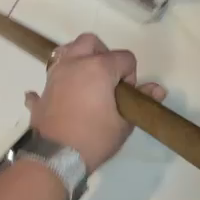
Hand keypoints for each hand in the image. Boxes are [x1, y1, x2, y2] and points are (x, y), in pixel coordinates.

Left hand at [25, 33, 166, 171]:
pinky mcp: (42, 92)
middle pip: (90, 42)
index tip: (126, 95)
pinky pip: (48, 79)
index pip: (124, 57)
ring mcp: (53, 76)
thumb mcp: (124, 123)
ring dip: (78, 60)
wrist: (55, 157)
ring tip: (88, 83)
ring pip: (66, 52)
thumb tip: (158, 89)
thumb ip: (140, 101)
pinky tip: (60, 96)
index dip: (130, 75)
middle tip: (109, 79)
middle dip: (103, 55)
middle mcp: (73, 64)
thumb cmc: (94, 138)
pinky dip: (56, 84)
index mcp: (97, 67)